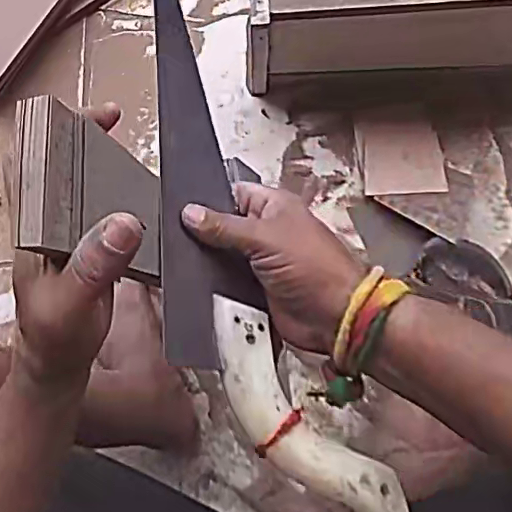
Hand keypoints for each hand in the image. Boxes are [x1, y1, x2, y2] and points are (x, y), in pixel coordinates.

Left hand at [9, 100, 137, 392]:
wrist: (57, 363)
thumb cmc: (53, 337)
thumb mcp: (71, 304)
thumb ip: (94, 267)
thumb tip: (122, 224)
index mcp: (32, 227)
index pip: (26, 162)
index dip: (48, 131)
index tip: (85, 120)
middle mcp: (44, 222)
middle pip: (49, 161)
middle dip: (75, 132)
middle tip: (109, 118)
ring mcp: (63, 231)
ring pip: (71, 179)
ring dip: (93, 155)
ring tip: (121, 140)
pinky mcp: (82, 244)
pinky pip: (93, 203)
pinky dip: (110, 186)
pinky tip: (131, 188)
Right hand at [181, 184, 367, 354]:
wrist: (334, 318)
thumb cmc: (315, 268)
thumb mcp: (264, 238)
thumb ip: (224, 226)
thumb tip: (189, 213)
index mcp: (273, 206)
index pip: (232, 192)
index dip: (209, 198)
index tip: (181, 205)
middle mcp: (265, 230)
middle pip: (222, 224)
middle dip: (204, 231)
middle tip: (177, 234)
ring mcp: (258, 259)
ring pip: (221, 253)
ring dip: (208, 258)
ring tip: (182, 256)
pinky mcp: (252, 285)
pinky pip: (224, 278)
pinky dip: (213, 280)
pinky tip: (195, 277)